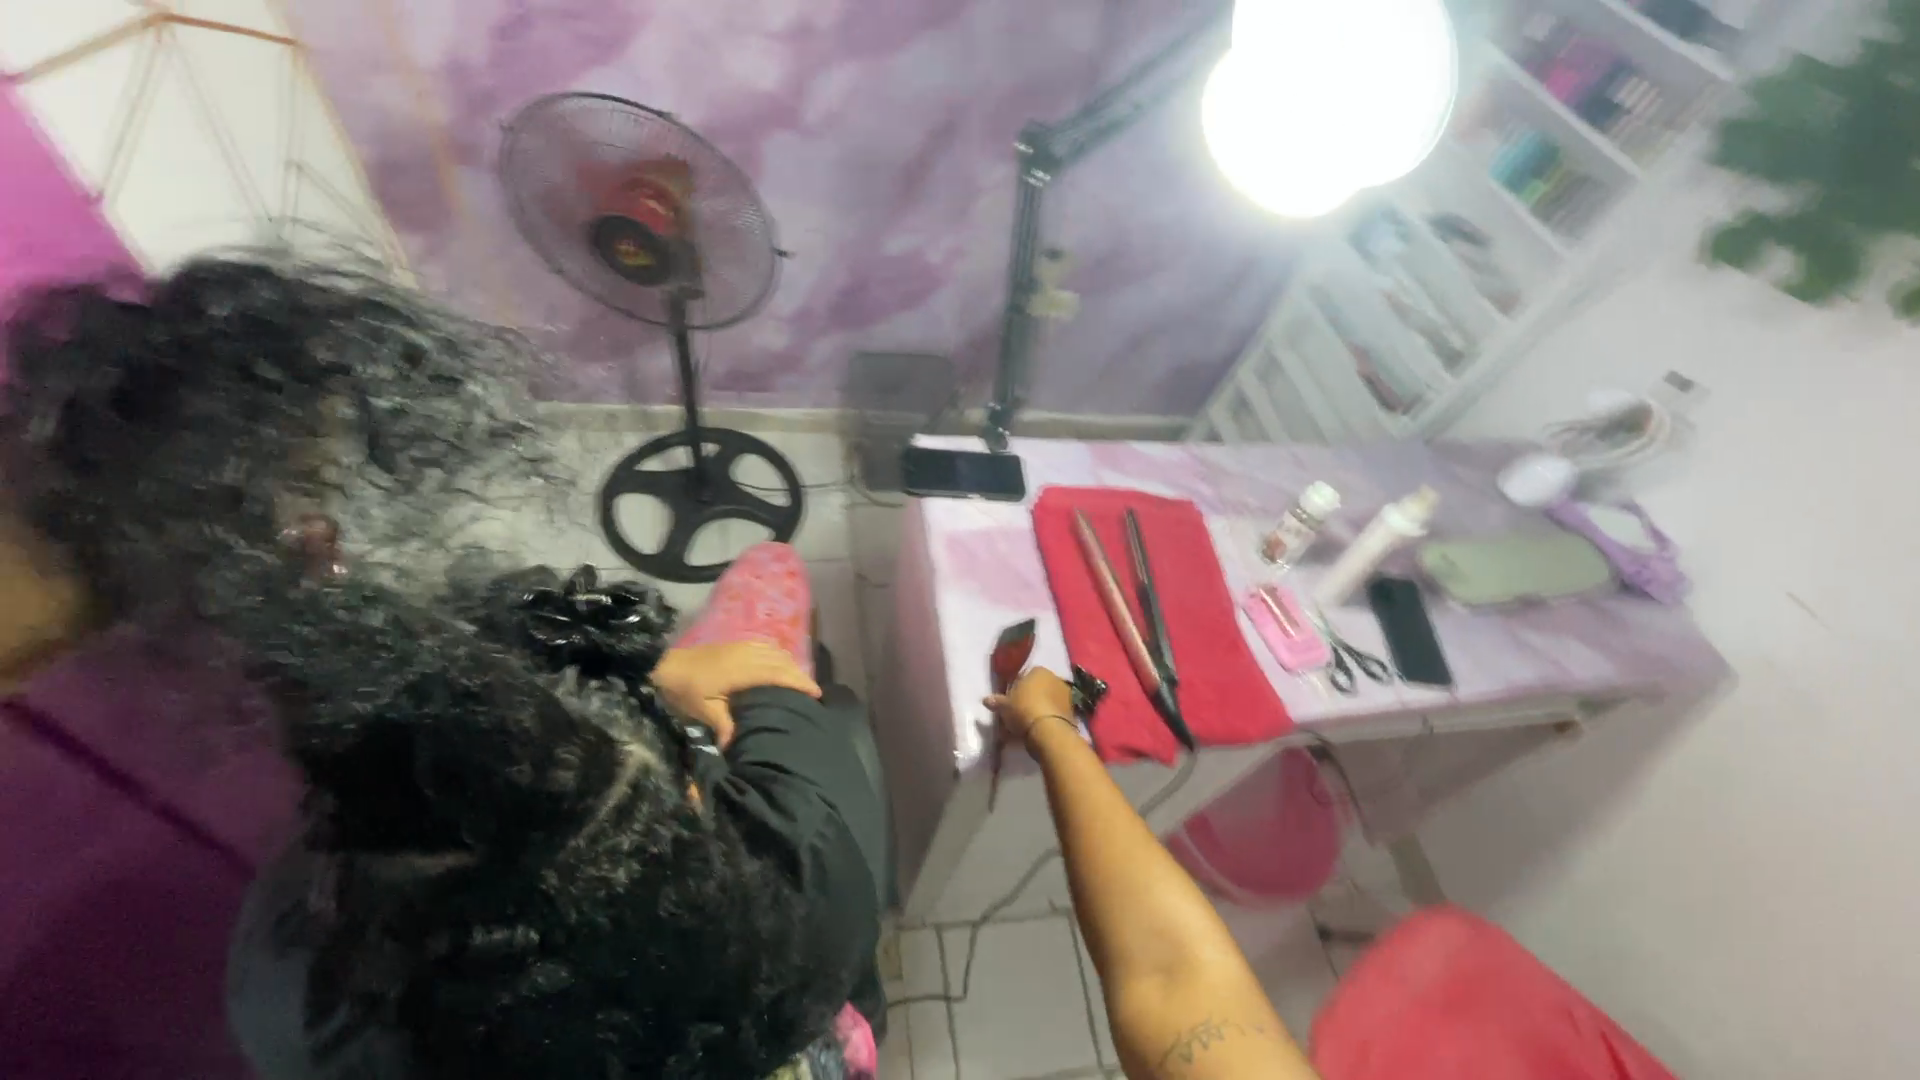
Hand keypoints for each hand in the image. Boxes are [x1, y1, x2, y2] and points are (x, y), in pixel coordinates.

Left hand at [651, 642, 821, 746]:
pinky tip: (782, 666)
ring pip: (777, 653)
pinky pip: (768, 647)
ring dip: (792, 666)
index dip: (799, 683)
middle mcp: (748, 655)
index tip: (816, 694)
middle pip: (783, 663)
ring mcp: (744, 647)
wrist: (666, 664)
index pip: (779, 674)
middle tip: (815, 692)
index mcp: (743, 671)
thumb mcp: (703, 710)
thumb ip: (724, 725)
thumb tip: (736, 747)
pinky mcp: (739, 645)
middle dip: (801, 676)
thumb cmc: (685, 689)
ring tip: (802, 682)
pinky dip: (781, 657)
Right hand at [983, 666, 1075, 744]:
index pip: (1025, 675)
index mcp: (1038, 671)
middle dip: (1029, 699)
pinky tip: (1037, 731)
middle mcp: (1055, 678)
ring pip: (1047, 701)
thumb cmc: (1023, 710)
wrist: (1049, 730)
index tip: (1010, 700)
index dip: (1017, 688)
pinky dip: (1047, 719)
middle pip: (1038, 688)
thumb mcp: (1004, 706)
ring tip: (1026, 726)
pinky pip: (1054, 713)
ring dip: (1038, 710)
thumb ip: (997, 701)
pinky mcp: (1072, 711)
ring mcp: (1066, 695)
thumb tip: (986, 700)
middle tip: (1017, 713)